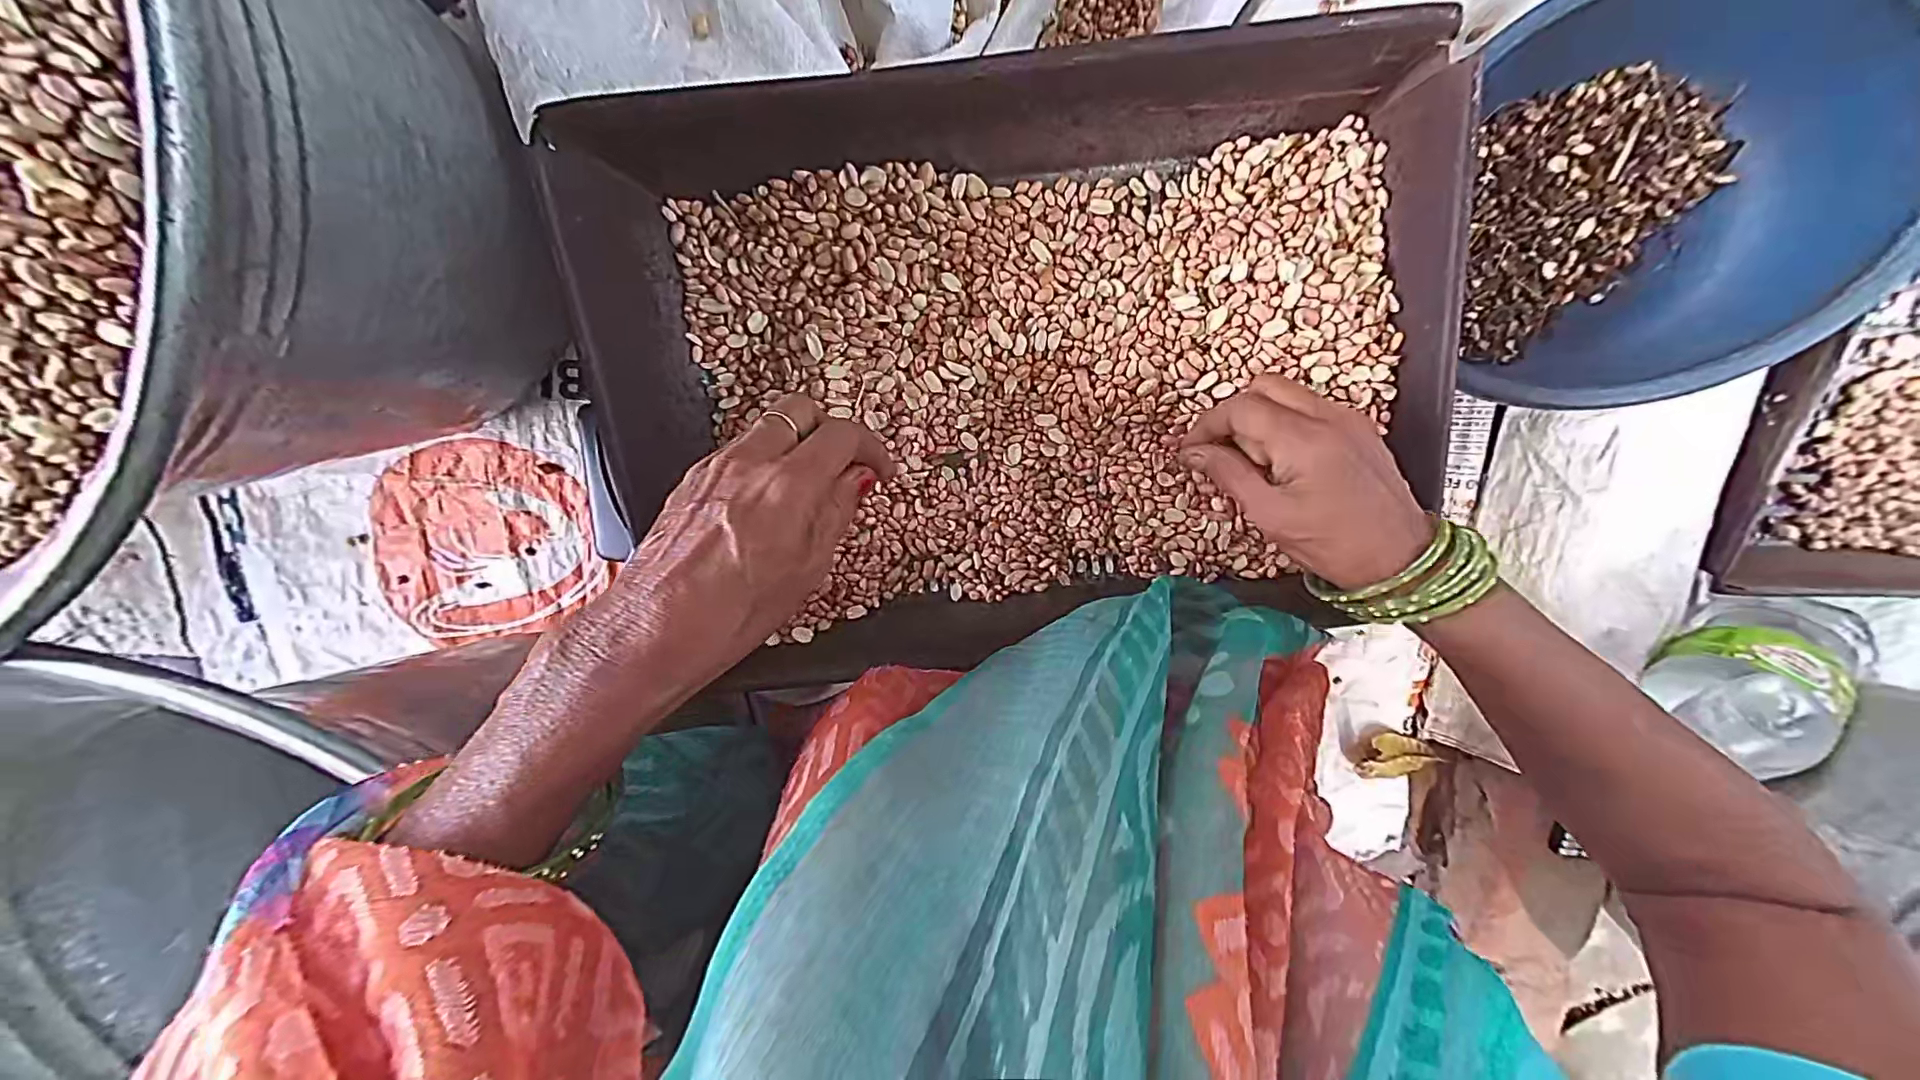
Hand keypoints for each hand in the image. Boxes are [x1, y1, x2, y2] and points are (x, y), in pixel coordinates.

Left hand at [589, 393, 894, 682]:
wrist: (659, 626)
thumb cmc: (729, 612)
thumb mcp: (808, 568)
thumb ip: (837, 511)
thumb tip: (856, 482)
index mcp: (788, 485)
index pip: (843, 434)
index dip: (871, 448)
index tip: (877, 467)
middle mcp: (749, 463)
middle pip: (801, 408)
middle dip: (831, 429)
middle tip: (844, 462)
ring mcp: (716, 466)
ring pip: (767, 426)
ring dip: (796, 445)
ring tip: (807, 487)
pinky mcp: (692, 478)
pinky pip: (739, 450)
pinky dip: (764, 462)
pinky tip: (769, 501)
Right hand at [1178, 375, 1432, 590]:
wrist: (1400, 558)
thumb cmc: (1334, 544)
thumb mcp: (1269, 515)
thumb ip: (1228, 475)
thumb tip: (1195, 453)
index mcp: (1303, 439)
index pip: (1239, 408)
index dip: (1206, 426)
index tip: (1191, 450)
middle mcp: (1328, 418)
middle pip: (1262, 387)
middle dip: (1231, 414)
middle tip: (1216, 449)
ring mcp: (1348, 420)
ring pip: (1286, 393)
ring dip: (1257, 417)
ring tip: (1249, 459)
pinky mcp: (1358, 429)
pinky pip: (1309, 408)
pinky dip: (1283, 423)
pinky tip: (1279, 461)